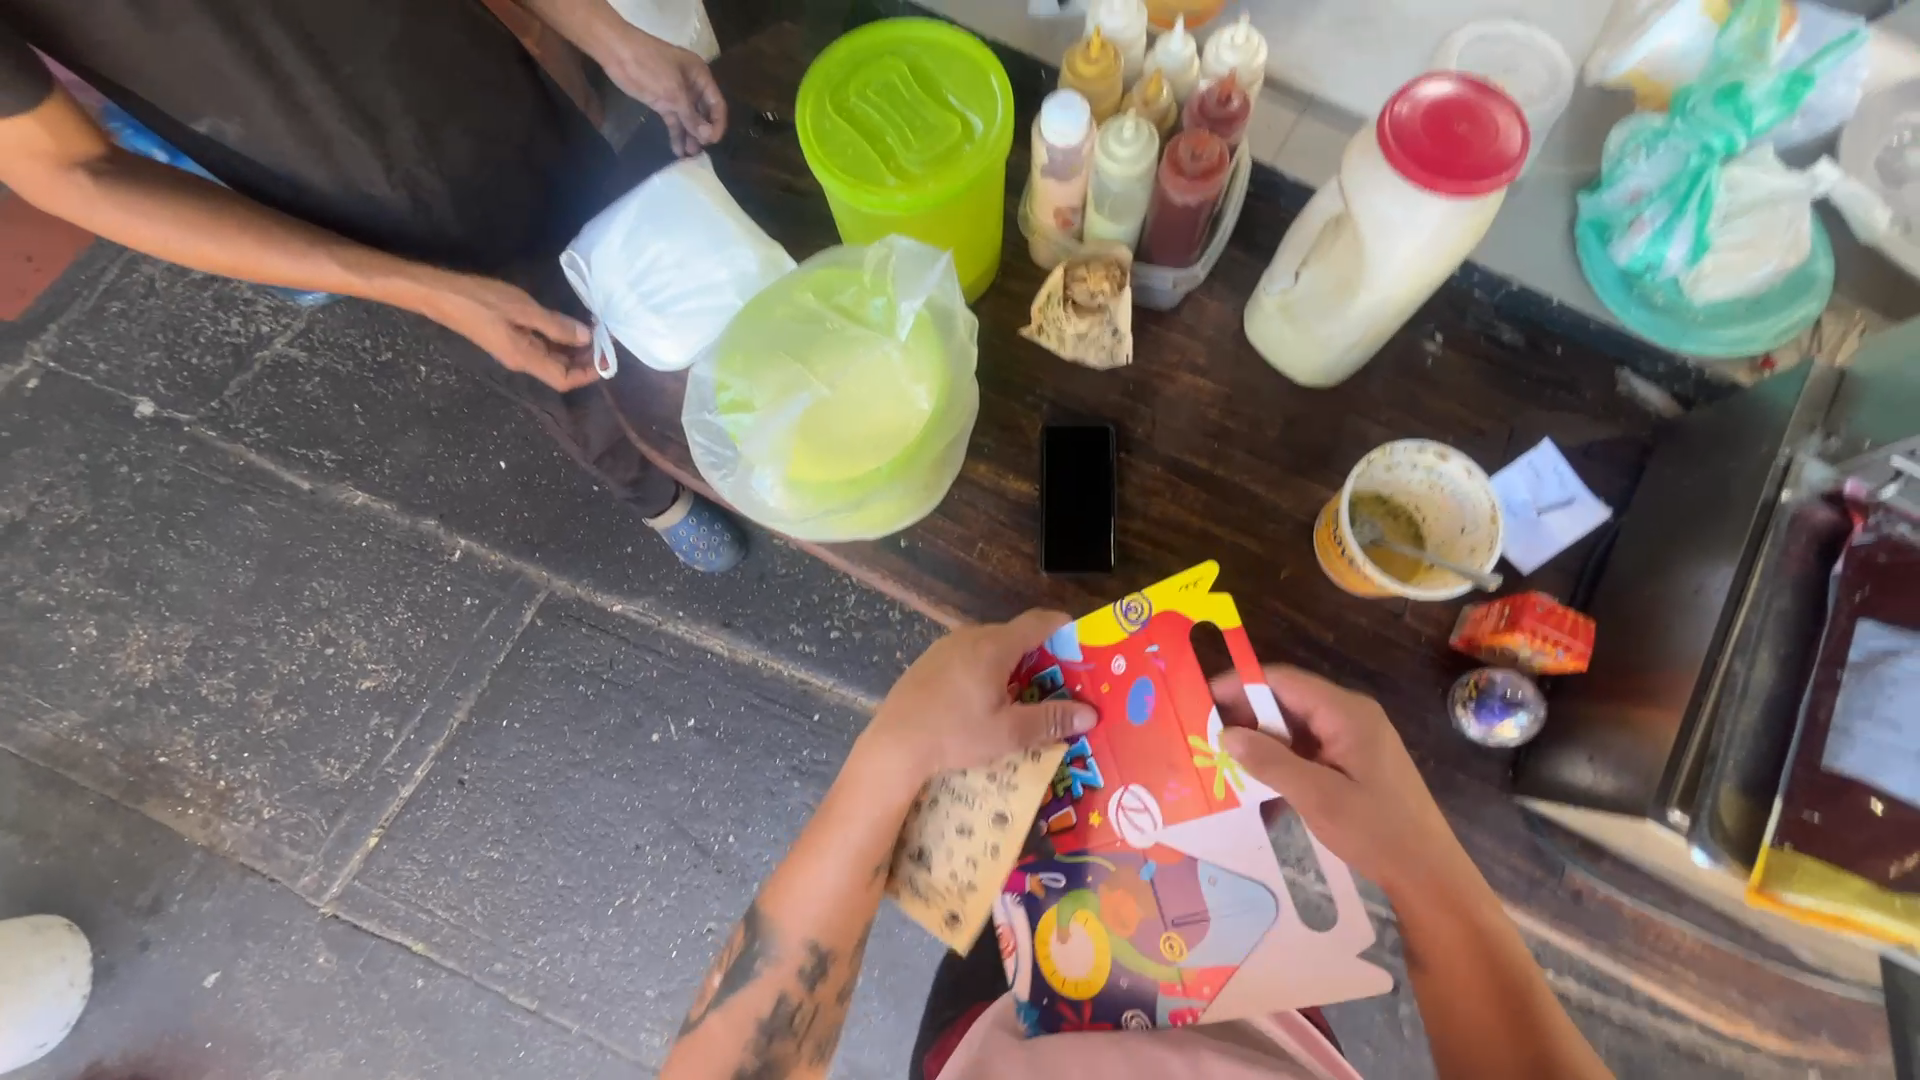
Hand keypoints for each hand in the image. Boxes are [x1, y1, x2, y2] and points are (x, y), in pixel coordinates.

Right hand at [415, 272, 598, 392]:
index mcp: (525, 360)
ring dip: (575, 348)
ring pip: (554, 358)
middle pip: (562, 371)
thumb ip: (556, 326)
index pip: (564, 380)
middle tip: (604, 339)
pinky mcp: (510, 338)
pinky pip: (542, 345)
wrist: (435, 291)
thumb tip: (587, 338)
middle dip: (585, 359)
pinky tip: (571, 325)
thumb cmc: (478, 300)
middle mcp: (522, 361)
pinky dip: (560, 339)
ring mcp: (515, 350)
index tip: (606, 356)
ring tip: (593, 331)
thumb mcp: (522, 309)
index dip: (588, 373)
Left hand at [599, 27, 727, 156]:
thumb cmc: (649, 66)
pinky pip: (674, 121)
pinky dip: (676, 134)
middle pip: (704, 114)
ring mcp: (677, 94)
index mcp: (700, 76)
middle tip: (700, 151)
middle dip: (703, 133)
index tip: (712, 142)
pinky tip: (677, 150)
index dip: (717, 124)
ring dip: (690, 137)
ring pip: (689, 120)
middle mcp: (692, 86)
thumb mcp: (674, 92)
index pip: (717, 104)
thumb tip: (707, 137)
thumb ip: (692, 117)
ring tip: (689, 156)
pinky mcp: (662, 101)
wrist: (615, 51)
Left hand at [862, 610, 1096, 781]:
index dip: (1064, 629)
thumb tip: (1090, 714)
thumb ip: (1051, 720)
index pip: (1039, 621)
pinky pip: (968, 656)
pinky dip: (986, 671)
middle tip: (1058, 684)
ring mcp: (946, 646)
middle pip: (1016, 635)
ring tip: (1024, 697)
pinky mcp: (929, 661)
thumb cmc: (955, 734)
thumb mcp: (1009, 732)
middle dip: (1041, 656)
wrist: (894, 743)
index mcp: (994, 645)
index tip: (1081, 647)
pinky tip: (983, 703)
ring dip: (1012, 666)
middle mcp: (970, 636)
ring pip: (991, 647)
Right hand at [1213, 665, 1472, 897]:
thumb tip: (1226, 734)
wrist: (1430, 875)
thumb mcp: (1316, 796)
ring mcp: (1353, 737)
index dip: (1240, 685)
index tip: (1203, 699)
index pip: (1282, 681)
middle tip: (1207, 732)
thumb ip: (1269, 761)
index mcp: (1346, 713)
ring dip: (1260, 737)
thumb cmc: (1377, 832)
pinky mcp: (1352, 760)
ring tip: (1224, 755)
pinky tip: (1256, 777)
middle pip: (1286, 699)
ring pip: (1294, 724)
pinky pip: (1306, 745)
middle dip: (1246, 713)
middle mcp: (1350, 715)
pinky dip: (1279, 756)